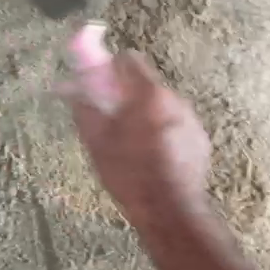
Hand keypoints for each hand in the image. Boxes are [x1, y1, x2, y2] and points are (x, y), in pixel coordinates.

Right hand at [65, 52, 212, 228]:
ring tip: (131, 143)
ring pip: (161, 105)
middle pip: (145, 84)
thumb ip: (84, 110)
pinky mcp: (200, 139)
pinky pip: (175, 124)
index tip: (99, 84)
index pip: (129, 60)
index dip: (110, 68)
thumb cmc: (128, 174)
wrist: (169, 210)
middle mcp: (174, 100)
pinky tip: (151, 157)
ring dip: (145, 114)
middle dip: (126, 96)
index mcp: (147, 95)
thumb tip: (69, 89)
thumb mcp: (97, 142)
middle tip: (110, 119)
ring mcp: (191, 119)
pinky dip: (161, 132)